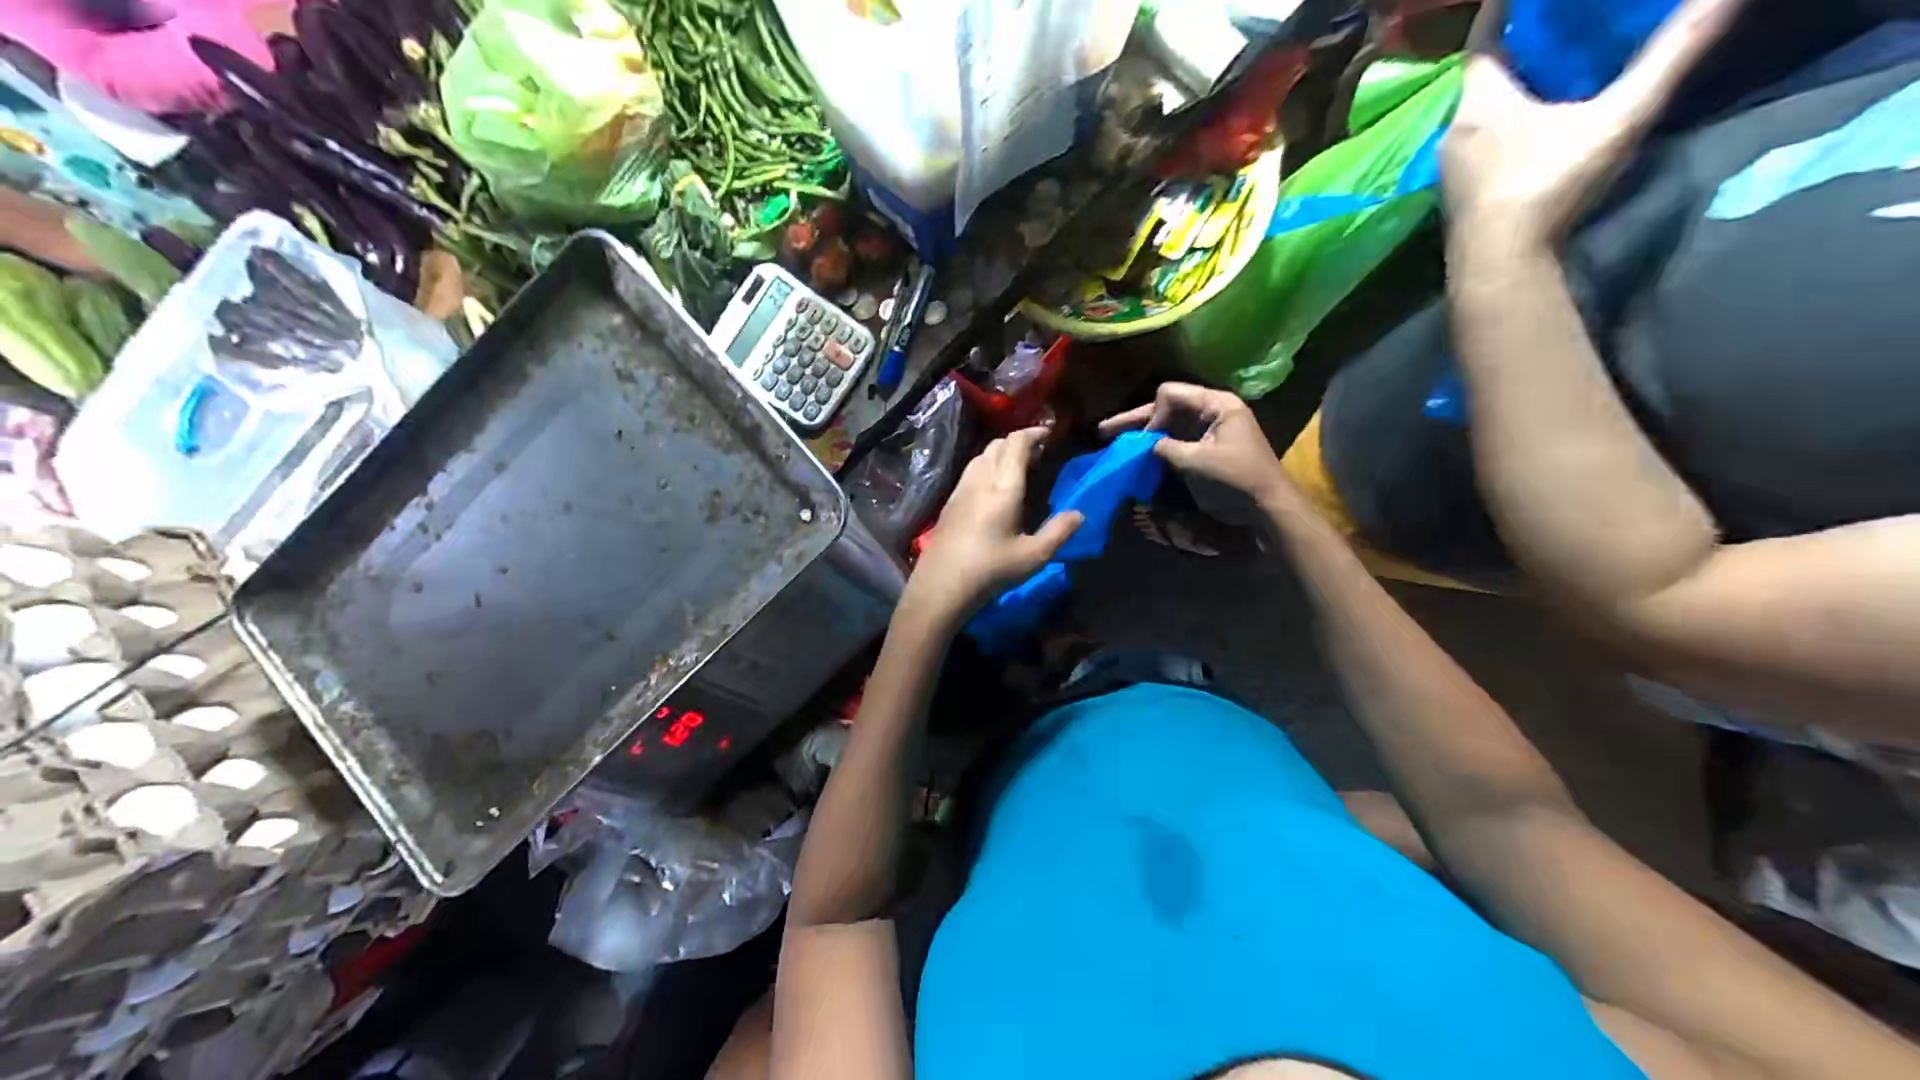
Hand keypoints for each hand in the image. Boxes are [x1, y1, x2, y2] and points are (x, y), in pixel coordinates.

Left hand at [902, 427, 1081, 622]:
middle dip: (1018, 441)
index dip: (1033, 433)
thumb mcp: (1034, 555)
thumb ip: (1059, 531)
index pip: (1016, 443)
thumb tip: (1079, 514)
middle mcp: (980, 480)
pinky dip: (986, 466)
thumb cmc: (991, 569)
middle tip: (1037, 454)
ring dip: (1000, 453)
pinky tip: (992, 487)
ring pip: (981, 456)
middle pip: (997, 445)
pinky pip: (971, 471)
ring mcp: (961, 489)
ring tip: (1016, 468)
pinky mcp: (949, 502)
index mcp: (1004, 486)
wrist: (942, 584)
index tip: (1047, 435)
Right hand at [1100, 383, 1296, 507]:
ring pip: (1167, 426)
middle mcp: (1210, 411)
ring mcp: (1207, 430)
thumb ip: (1164, 448)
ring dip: (1142, 434)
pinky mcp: (1204, 449)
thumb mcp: (1196, 461)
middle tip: (1104, 431)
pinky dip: (1155, 447)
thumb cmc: (1236, 479)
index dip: (1152, 414)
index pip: (1170, 394)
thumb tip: (1140, 445)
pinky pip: (1174, 441)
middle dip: (1136, 420)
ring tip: (1113, 442)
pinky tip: (1135, 455)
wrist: (1266, 506)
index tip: (1146, 440)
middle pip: (1166, 408)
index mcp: (1216, 404)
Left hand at [1441, 0, 1741, 248]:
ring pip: (1476, 116)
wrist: (1498, 264)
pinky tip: (1529, 129)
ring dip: (1506, 93)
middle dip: (1512, 51)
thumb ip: (1672, 54)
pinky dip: (1500, 128)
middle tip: (1551, 26)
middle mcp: (1454, 132)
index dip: (1502, 11)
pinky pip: (1477, 146)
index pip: (1484, 40)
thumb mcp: (1618, 117)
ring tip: (1546, 71)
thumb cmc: (1548, 187)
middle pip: (1480, 79)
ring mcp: (1451, 168)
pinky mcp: (1456, 195)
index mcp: (1480, 103)